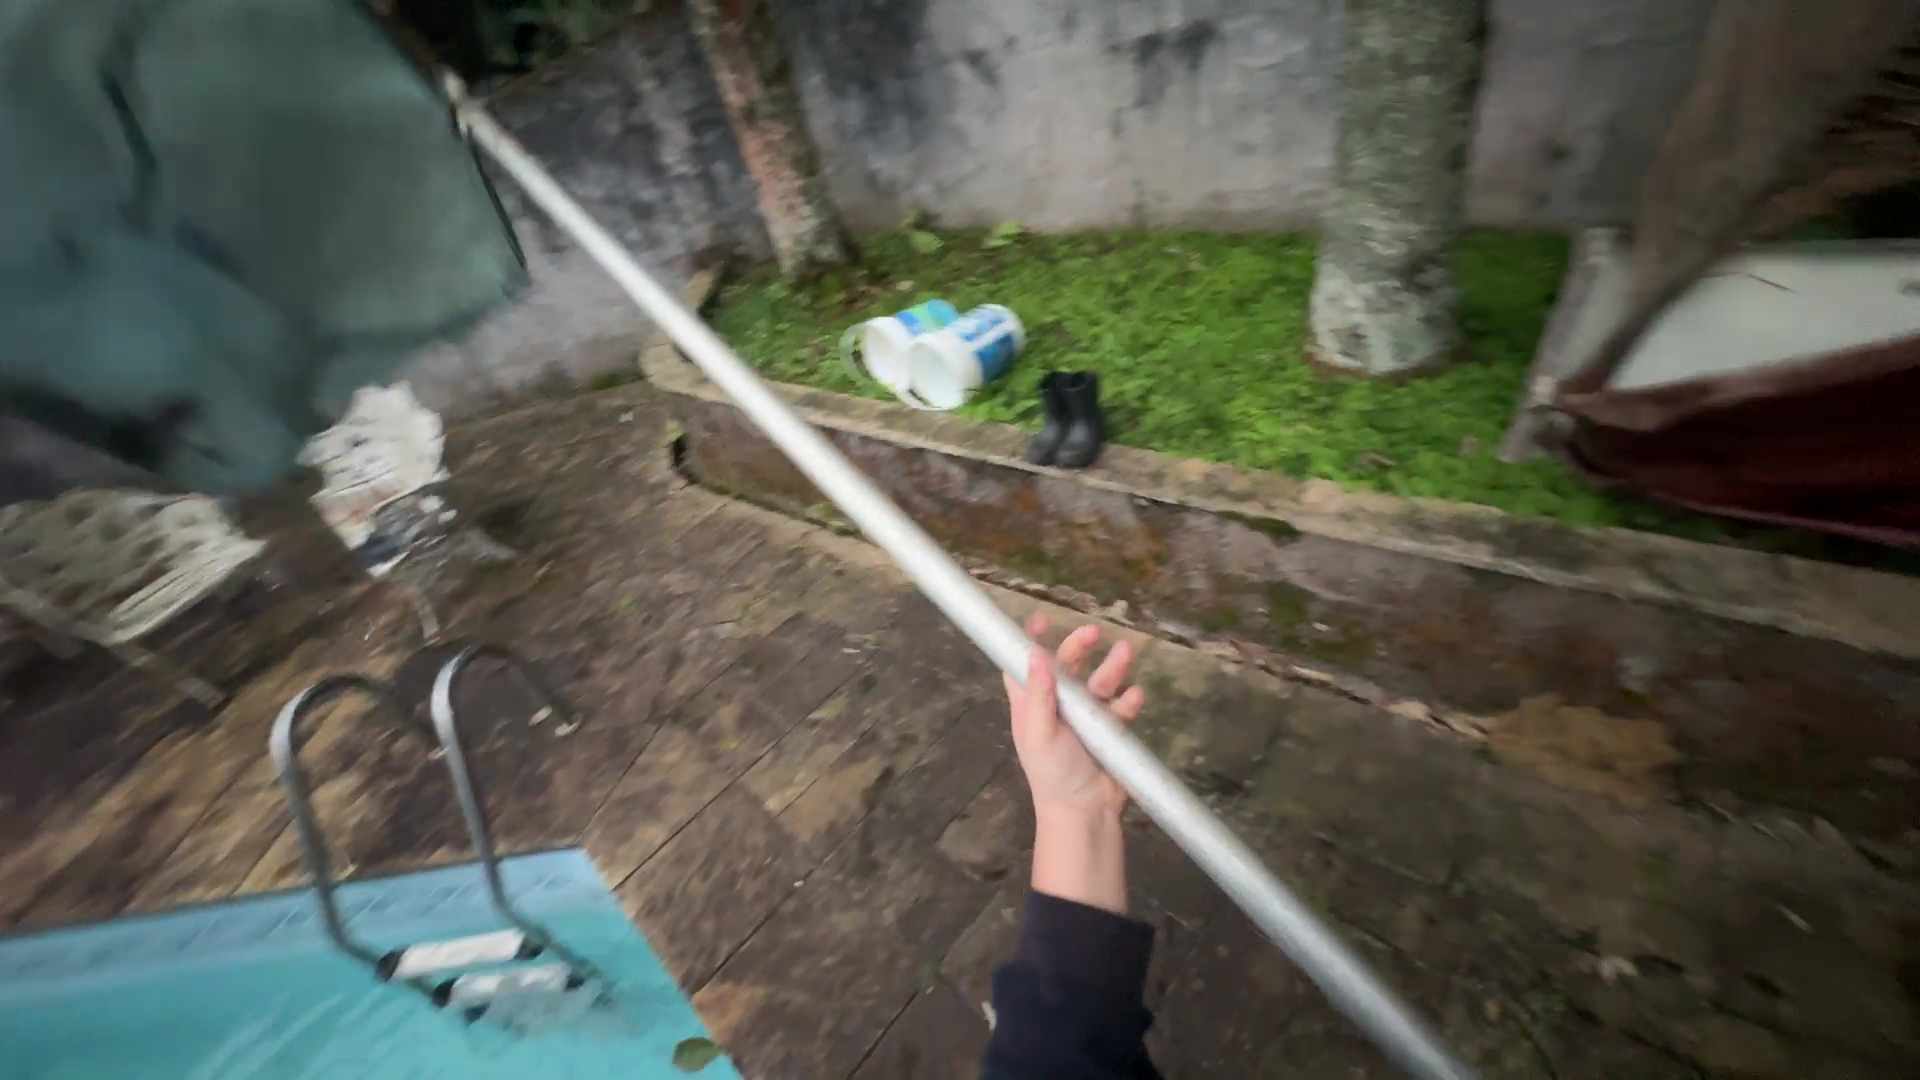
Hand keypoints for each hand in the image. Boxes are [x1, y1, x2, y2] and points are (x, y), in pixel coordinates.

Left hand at [1003, 615, 1146, 823]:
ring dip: (1112, 668)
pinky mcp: (1111, 730)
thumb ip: (1038, 694)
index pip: (1025, 667)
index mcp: (1032, 705)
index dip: (1028, 643)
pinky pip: (1122, 707)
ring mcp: (1087, 717)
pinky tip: (1136, 696)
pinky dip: (1129, 700)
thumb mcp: (1038, 733)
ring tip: (1125, 654)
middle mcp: (1058, 706)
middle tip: (1094, 633)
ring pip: (1099, 682)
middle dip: (1079, 647)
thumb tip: (1034, 654)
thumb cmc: (1052, 773)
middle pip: (1067, 666)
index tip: (1040, 621)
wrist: (1085, 813)